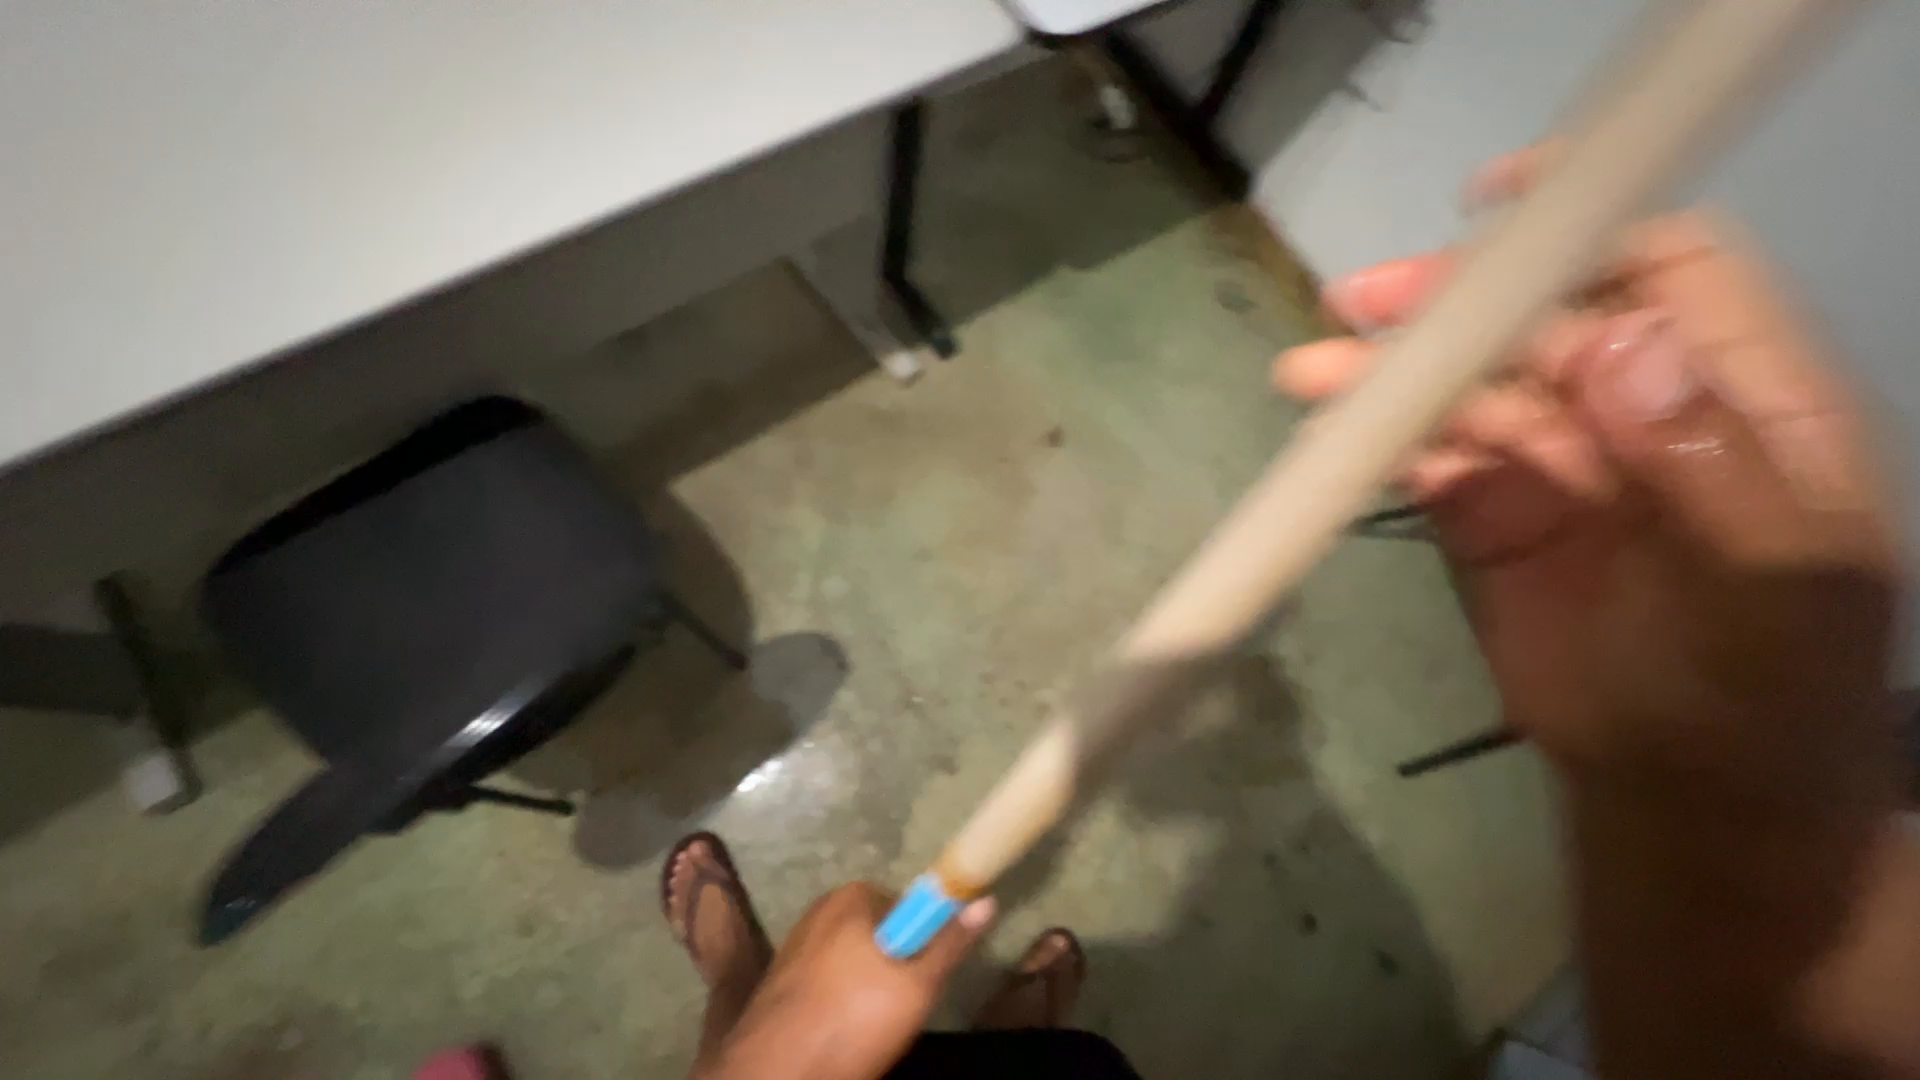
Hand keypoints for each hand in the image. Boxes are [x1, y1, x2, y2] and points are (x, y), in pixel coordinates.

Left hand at [700, 883, 994, 1079]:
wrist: (772, 1075)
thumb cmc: (852, 1022)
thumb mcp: (916, 986)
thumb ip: (950, 943)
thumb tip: (986, 901)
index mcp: (852, 897)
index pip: (906, 908)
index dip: (919, 946)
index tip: (919, 982)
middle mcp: (820, 909)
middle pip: (878, 935)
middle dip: (891, 969)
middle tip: (897, 1011)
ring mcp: (795, 944)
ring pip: (850, 962)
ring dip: (862, 989)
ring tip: (865, 1030)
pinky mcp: (779, 979)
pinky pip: (823, 982)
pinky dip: (834, 1003)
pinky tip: (837, 1034)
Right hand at [1276, 146, 1902, 803]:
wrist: (1680, 783)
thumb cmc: (1760, 687)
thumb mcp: (1772, 582)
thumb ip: (1709, 461)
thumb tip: (1618, 344)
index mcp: (1738, 400)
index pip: (1666, 268)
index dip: (1586, 224)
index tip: (1491, 207)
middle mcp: (1637, 410)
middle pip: (1534, 323)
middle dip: (1446, 307)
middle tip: (1351, 304)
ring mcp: (1553, 462)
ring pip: (1463, 392)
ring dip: (1386, 380)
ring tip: (1304, 378)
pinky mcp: (1486, 512)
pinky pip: (1427, 460)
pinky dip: (1379, 446)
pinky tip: (1330, 444)